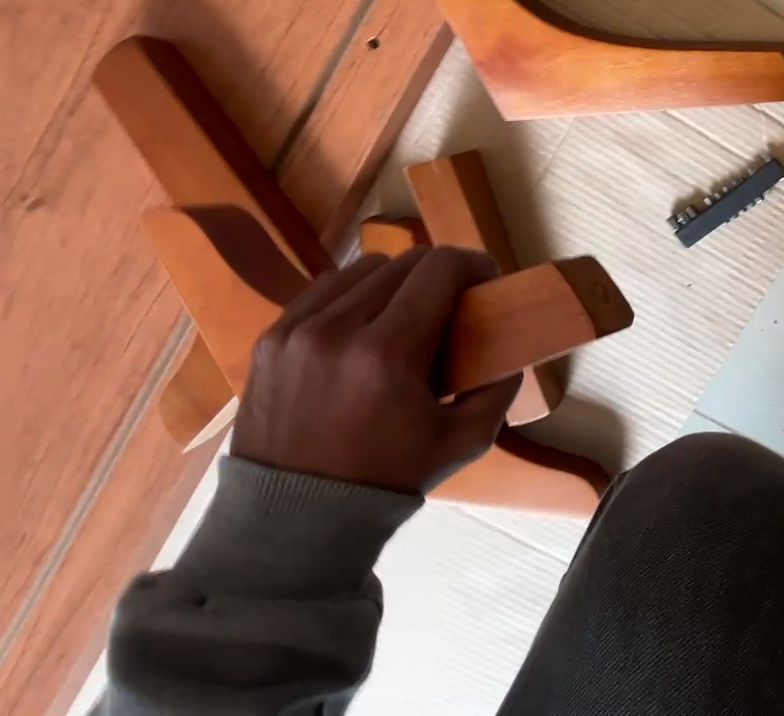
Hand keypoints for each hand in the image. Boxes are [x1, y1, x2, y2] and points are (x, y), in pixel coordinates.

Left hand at [232, 247, 521, 495]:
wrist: (292, 520)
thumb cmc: (388, 478)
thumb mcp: (466, 439)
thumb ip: (499, 387)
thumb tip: (513, 348)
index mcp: (386, 353)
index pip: (439, 269)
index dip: (474, 264)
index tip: (488, 281)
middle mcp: (335, 330)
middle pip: (404, 262)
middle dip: (441, 272)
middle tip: (458, 299)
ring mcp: (294, 332)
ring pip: (363, 269)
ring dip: (398, 280)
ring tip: (411, 311)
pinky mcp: (270, 339)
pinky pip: (325, 289)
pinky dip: (357, 293)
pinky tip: (369, 320)